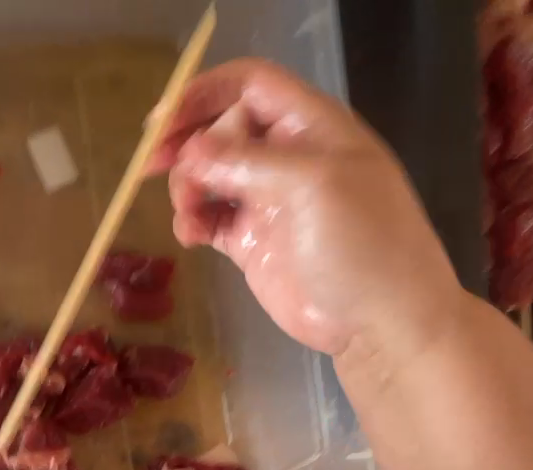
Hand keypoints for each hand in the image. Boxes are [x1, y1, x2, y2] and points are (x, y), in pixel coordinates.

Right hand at [148, 58, 468, 367]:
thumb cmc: (362, 243)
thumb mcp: (312, 186)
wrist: (376, 320)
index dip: (204, 93)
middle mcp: (285, 157)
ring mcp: (266, 201)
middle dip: (187, 147)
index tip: (161, 121)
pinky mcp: (251, 242)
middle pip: (220, 130)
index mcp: (309, 127)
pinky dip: (191, 222)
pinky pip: (209, 219)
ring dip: (186, 188)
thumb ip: (249, 163)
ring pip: (208, 176)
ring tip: (187, 215)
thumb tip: (189, 152)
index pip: (249, 86)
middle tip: (155, 169)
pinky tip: (189, 236)